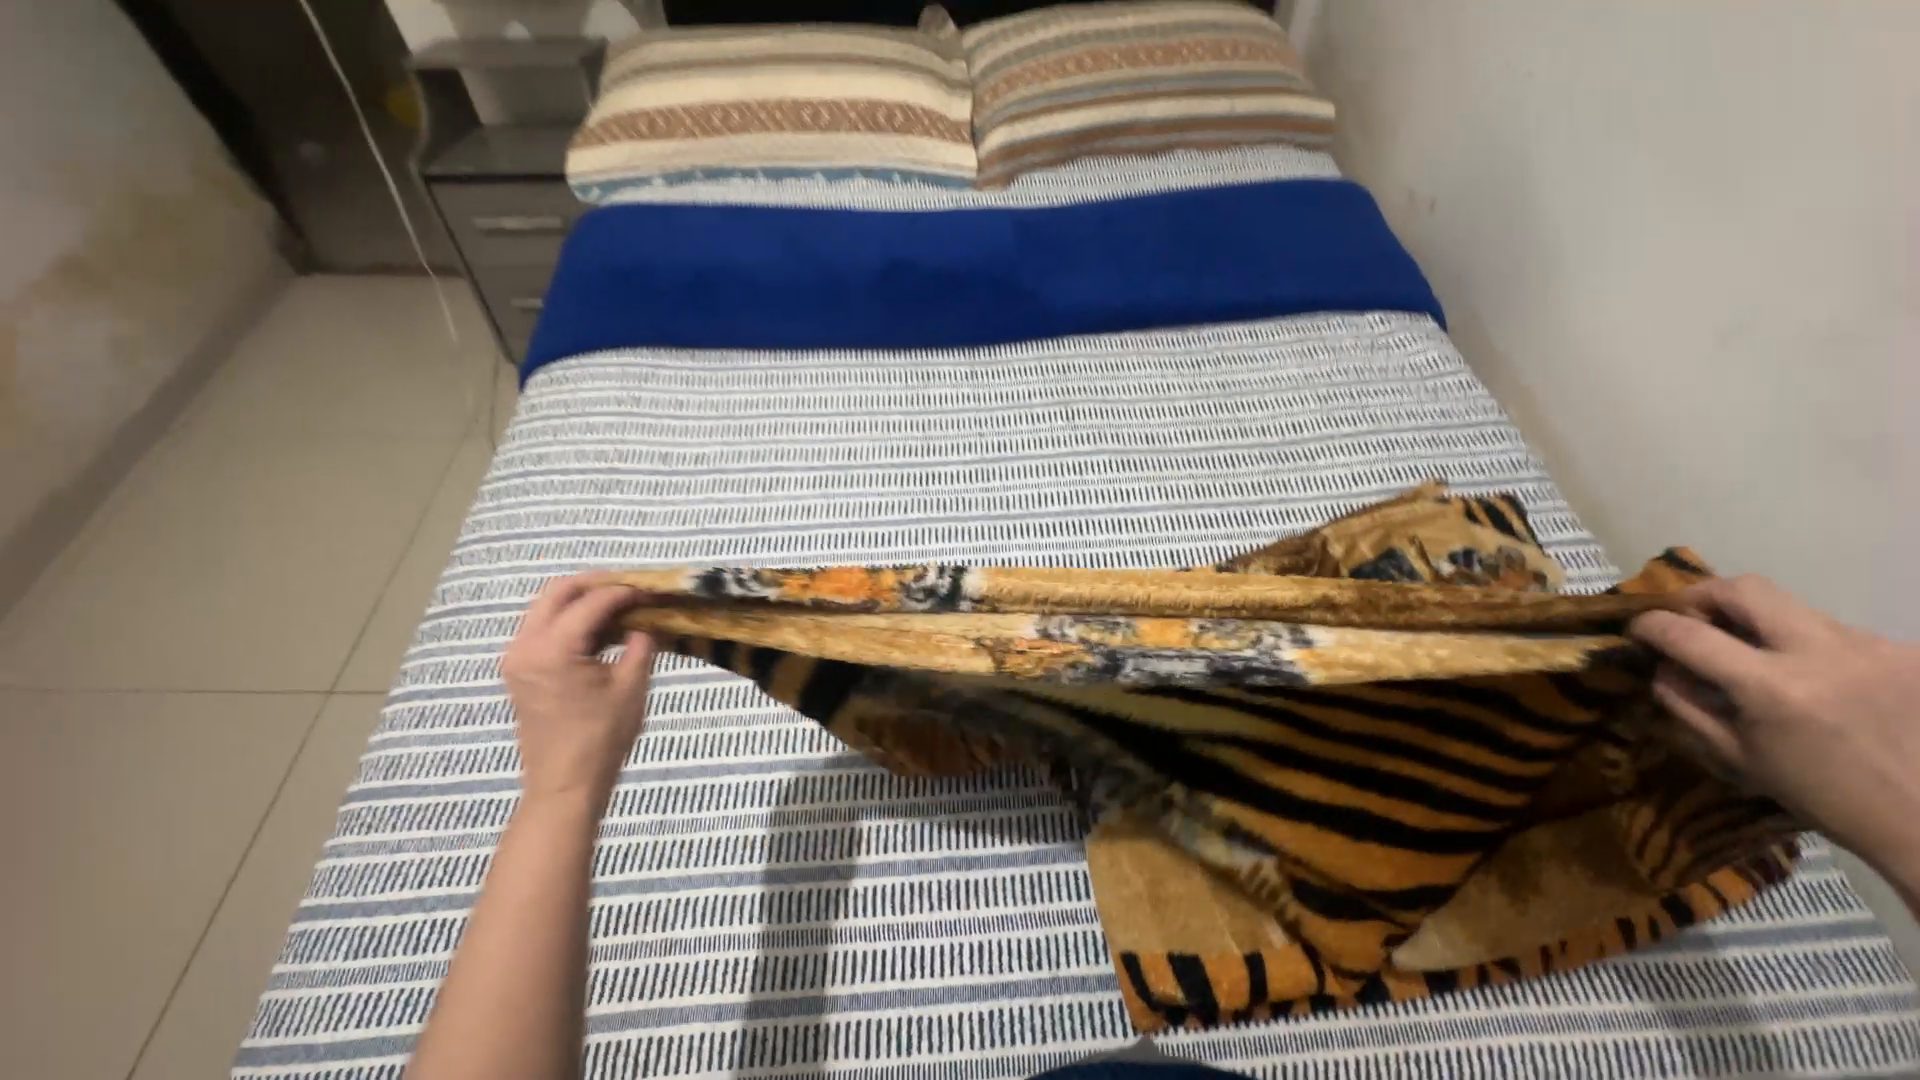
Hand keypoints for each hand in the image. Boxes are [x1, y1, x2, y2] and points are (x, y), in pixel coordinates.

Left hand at [500, 573, 656, 807]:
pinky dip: (571, 621)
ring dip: (582, 601)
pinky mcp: (520, 671)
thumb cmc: (602, 738)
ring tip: (620, 607)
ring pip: (547, 608)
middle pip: (558, 592)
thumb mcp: (631, 686)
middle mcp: (525, 646)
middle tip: (631, 588)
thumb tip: (650, 620)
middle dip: (597, 584)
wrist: (565, 785)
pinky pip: (543, 629)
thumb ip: (642, 644)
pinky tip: (602, 631)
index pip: (592, 602)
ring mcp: (517, 658)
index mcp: (553, 648)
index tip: (652, 592)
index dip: (625, 592)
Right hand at [1631, 576, 1919, 892]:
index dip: (1649, 624)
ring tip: (1762, 660)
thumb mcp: (1733, 755)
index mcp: (1772, 688)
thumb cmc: (1819, 795)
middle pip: (1745, 589)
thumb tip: (1662, 664)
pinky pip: (1837, 632)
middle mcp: (1824, 654)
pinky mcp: (1908, 652)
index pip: (1687, 632)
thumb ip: (1684, 702)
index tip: (1637, 629)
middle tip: (1692, 619)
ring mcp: (1874, 648)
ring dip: (1762, 627)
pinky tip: (1821, 681)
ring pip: (1793, 609)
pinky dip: (1810, 648)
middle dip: (1703, 597)